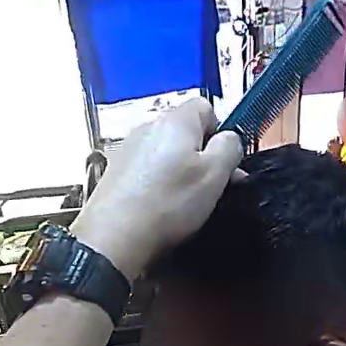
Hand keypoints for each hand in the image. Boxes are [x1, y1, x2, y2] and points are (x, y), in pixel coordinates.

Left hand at [71, 98, 243, 278]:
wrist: (115, 237)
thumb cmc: (170, 203)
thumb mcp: (215, 174)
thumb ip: (230, 148)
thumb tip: (229, 139)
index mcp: (176, 119)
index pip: (207, 108)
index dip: (221, 134)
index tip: (223, 165)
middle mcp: (148, 125)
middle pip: (185, 133)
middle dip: (200, 157)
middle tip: (210, 190)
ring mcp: (128, 148)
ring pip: (166, 153)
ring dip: (178, 173)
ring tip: (182, 203)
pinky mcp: (115, 172)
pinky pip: (147, 171)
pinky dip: (157, 185)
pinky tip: (159, 208)